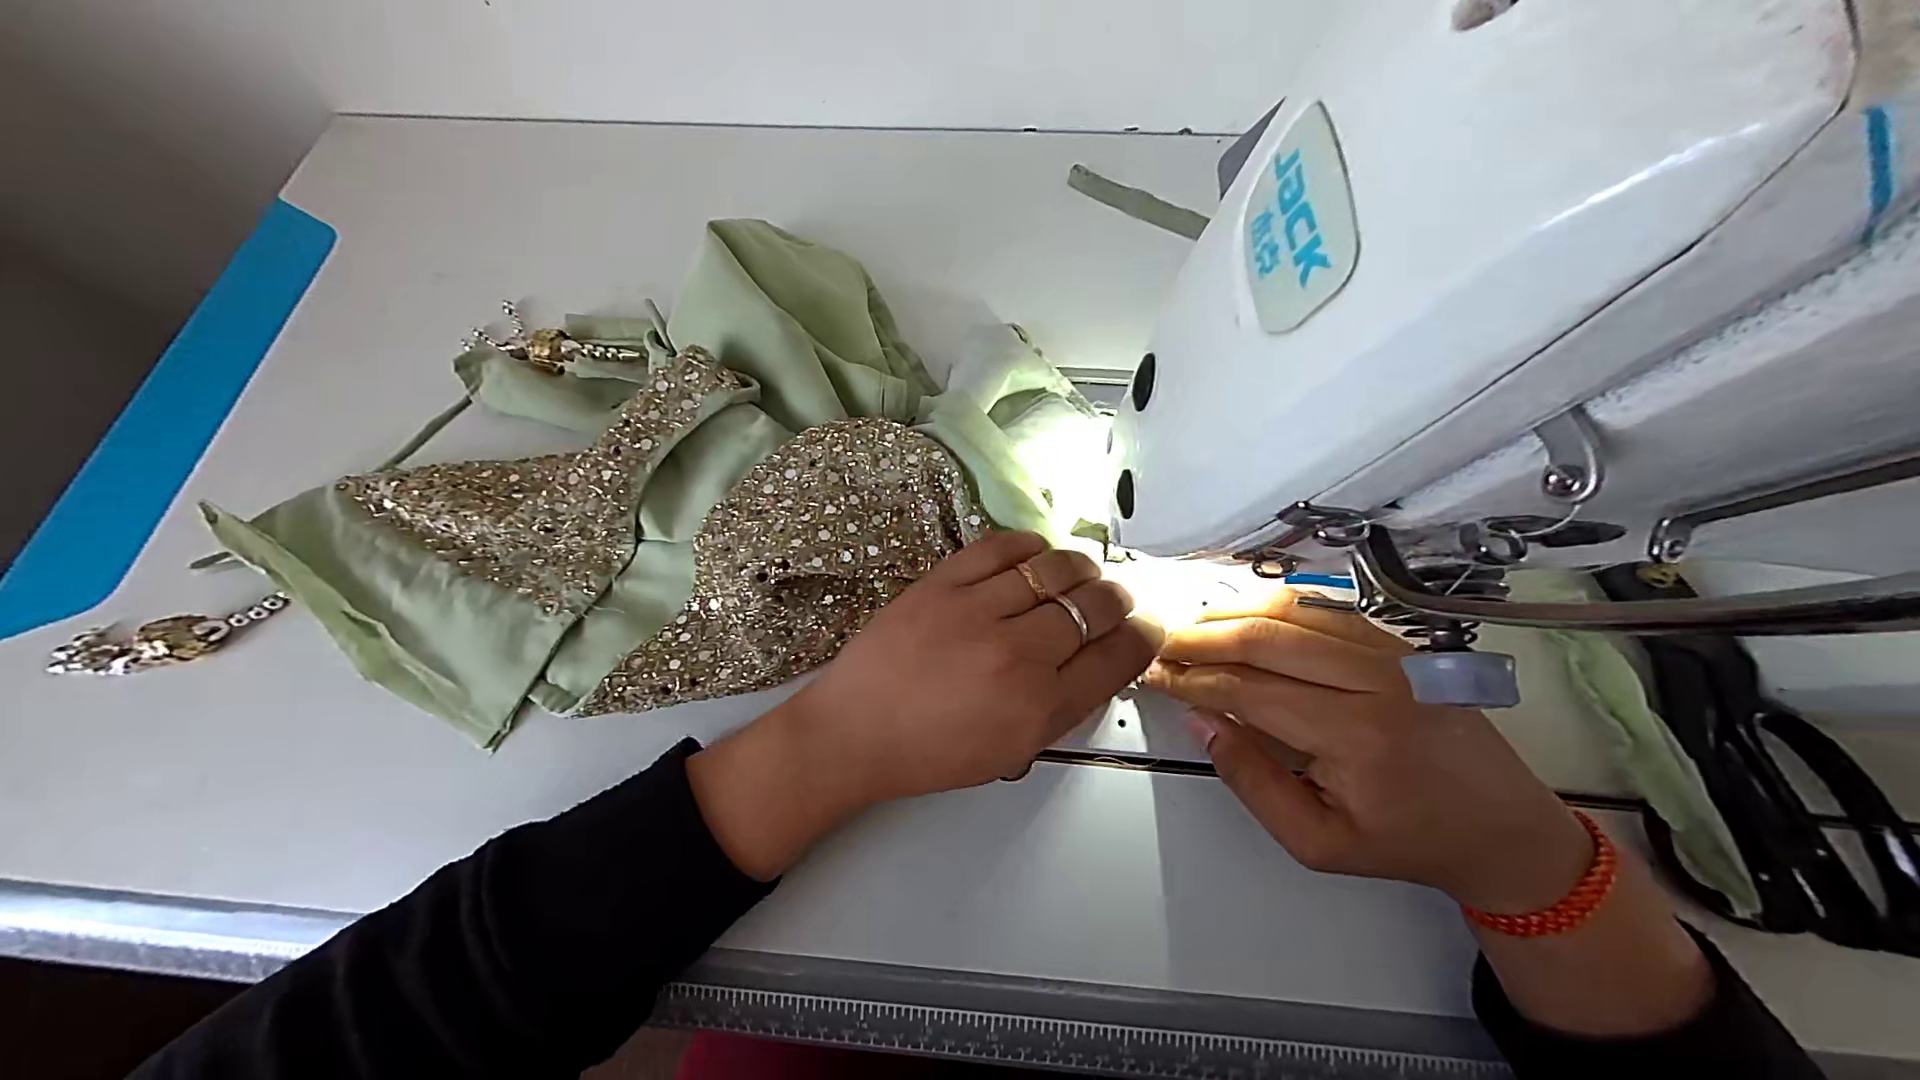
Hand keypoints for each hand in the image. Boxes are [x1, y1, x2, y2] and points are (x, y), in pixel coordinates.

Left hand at [690, 530, 1161, 878]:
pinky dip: (1030, 546)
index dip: (1143, 636)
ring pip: (1056, 568)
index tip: (1147, 625)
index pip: (1117, 657)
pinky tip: (1036, 557)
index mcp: (1039, 707)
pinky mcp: (942, 582)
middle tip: (1114, 600)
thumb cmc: (931, 753)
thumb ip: (1062, 709)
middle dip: (1117, 600)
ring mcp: (977, 611)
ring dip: (1081, 568)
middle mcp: (1017, 653)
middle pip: (1094, 606)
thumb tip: (1098, 663)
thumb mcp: (1012, 752)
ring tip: (1081, 574)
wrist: (854, 731)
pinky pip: (1003, 547)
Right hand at [1144, 591, 1588, 911]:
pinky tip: (1240, 614)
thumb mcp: (1316, 841)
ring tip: (1190, 629)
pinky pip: (1321, 607)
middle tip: (1161, 647)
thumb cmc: (1407, 841)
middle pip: (1261, 638)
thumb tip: (1201, 720)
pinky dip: (1270, 605)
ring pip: (1288, 611)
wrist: (1503, 828)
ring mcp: (1391, 653)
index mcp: (1354, 734)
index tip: (1155, 677)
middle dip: (1199, 639)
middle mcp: (1374, 679)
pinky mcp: (1397, 642)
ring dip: (1228, 614)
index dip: (1190, 680)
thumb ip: (1250, 780)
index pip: (1246, 689)